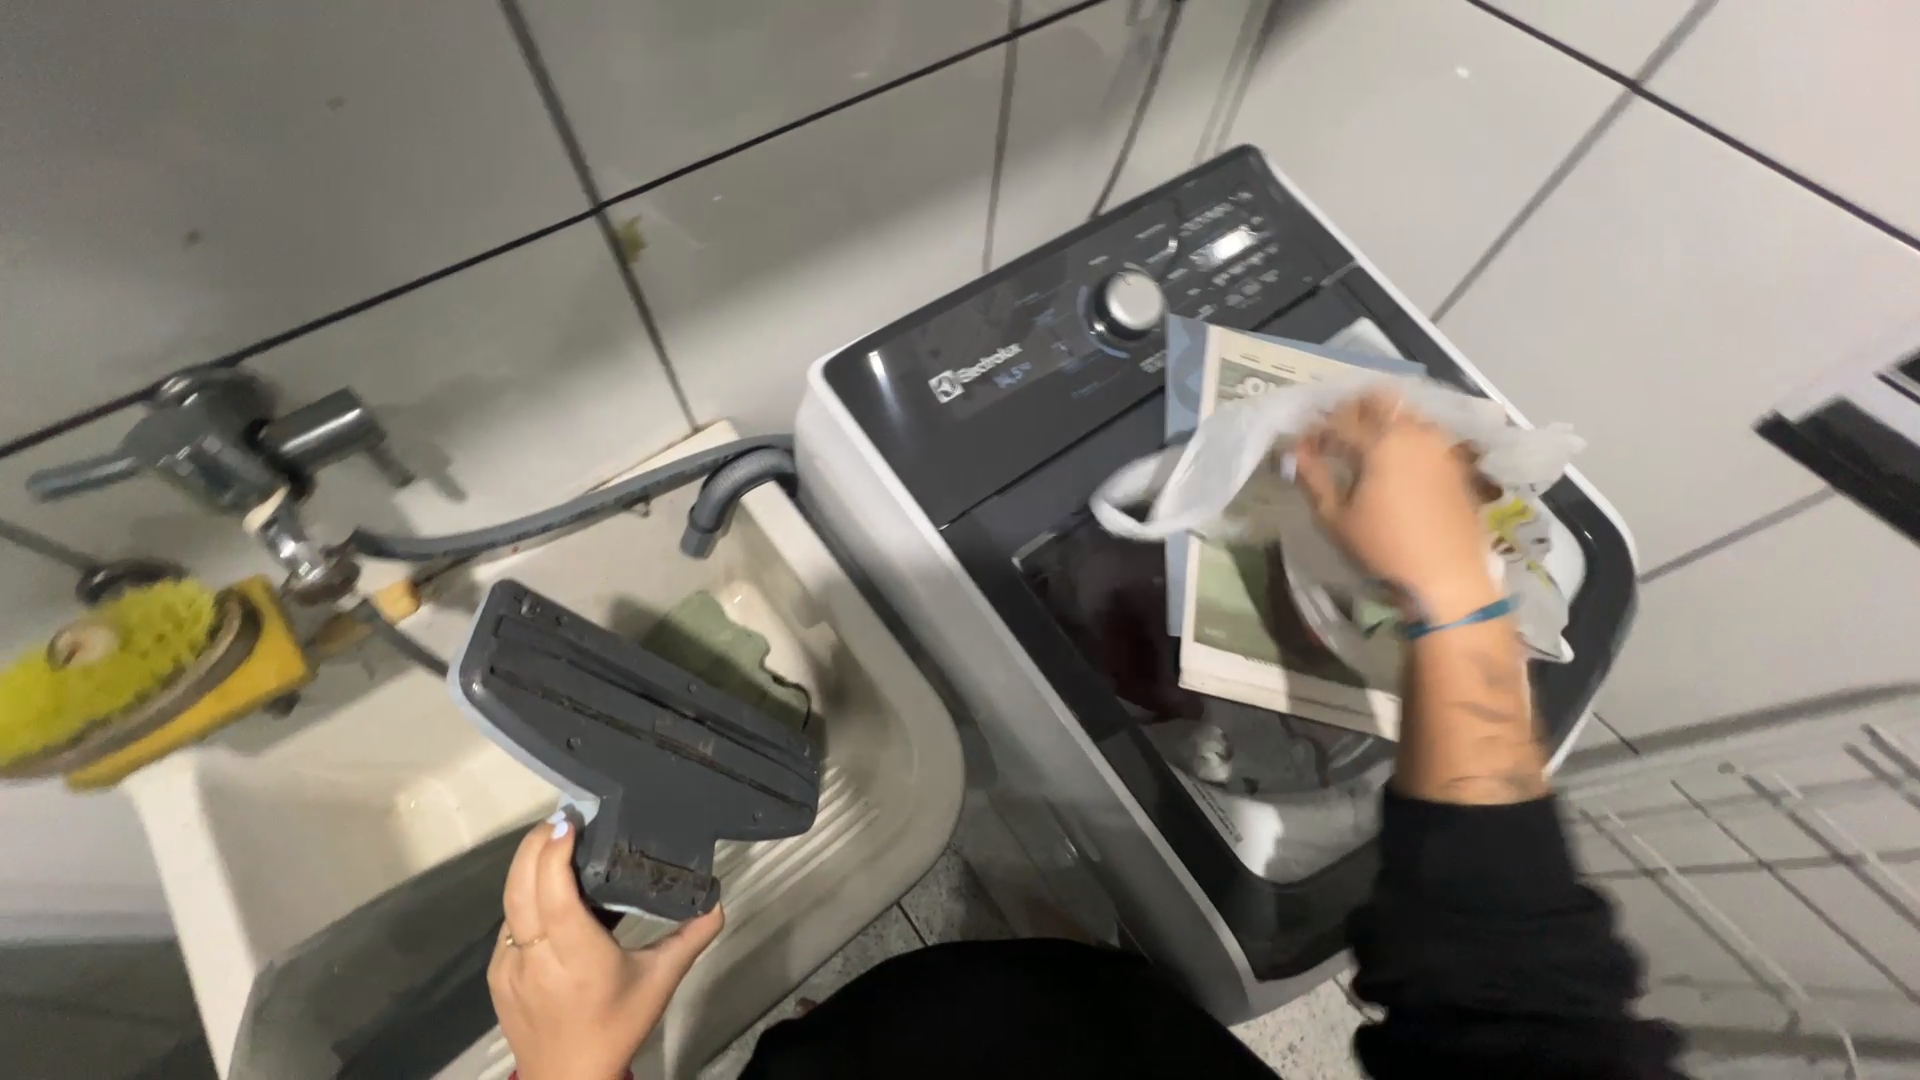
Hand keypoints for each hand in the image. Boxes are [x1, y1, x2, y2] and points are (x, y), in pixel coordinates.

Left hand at [488, 812, 725, 1079]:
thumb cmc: (618, 1025)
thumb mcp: (662, 980)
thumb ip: (692, 937)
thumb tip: (718, 900)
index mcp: (576, 958)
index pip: (554, 897)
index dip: (554, 855)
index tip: (569, 822)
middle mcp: (536, 958)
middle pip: (521, 889)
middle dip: (536, 845)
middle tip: (564, 815)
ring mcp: (509, 967)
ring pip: (510, 902)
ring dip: (528, 864)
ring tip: (555, 837)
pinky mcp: (497, 974)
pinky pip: (510, 921)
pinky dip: (525, 892)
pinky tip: (546, 881)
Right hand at [1294, 388, 1497, 622]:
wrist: (1448, 575)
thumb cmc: (1384, 547)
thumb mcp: (1335, 517)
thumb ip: (1313, 479)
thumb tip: (1296, 453)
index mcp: (1381, 442)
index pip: (1338, 421)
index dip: (1314, 431)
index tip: (1301, 446)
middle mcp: (1414, 432)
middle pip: (1379, 399)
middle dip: (1351, 410)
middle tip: (1333, 434)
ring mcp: (1440, 444)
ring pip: (1405, 412)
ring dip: (1380, 421)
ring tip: (1361, 448)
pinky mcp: (1456, 461)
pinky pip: (1424, 433)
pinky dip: (1403, 437)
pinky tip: (1392, 463)